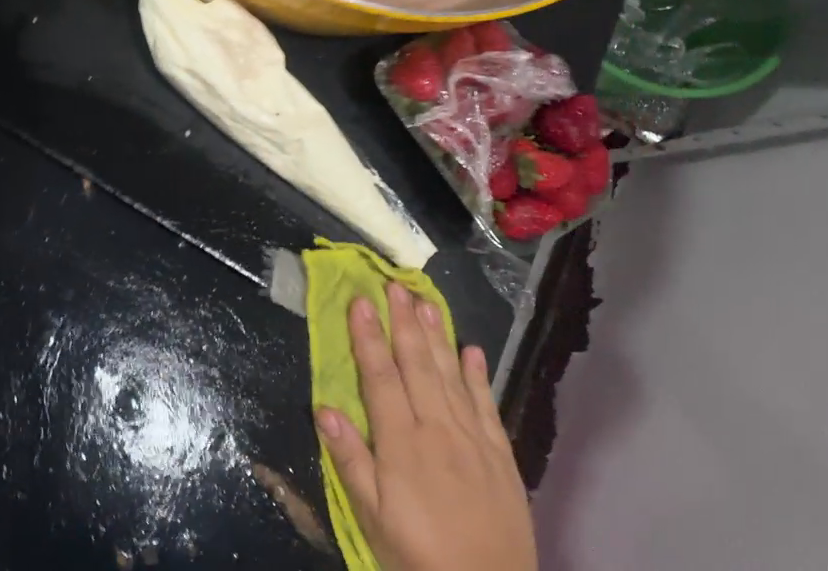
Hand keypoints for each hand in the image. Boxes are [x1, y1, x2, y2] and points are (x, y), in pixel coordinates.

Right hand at [315, 282, 536, 570]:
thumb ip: (351, 460)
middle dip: (405, 323)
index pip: (381, 378)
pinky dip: (478, 375)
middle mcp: (439, 432)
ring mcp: (474, 442)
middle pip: (419, 366)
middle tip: (396, 285)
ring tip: (427, 301)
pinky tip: (471, 350)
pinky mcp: (502, 458)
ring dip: (438, 337)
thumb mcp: (372, 516)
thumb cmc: (418, 554)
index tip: (361, 301)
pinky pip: (487, 406)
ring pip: (453, 377)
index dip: (368, 338)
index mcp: (402, 444)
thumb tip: (325, 409)